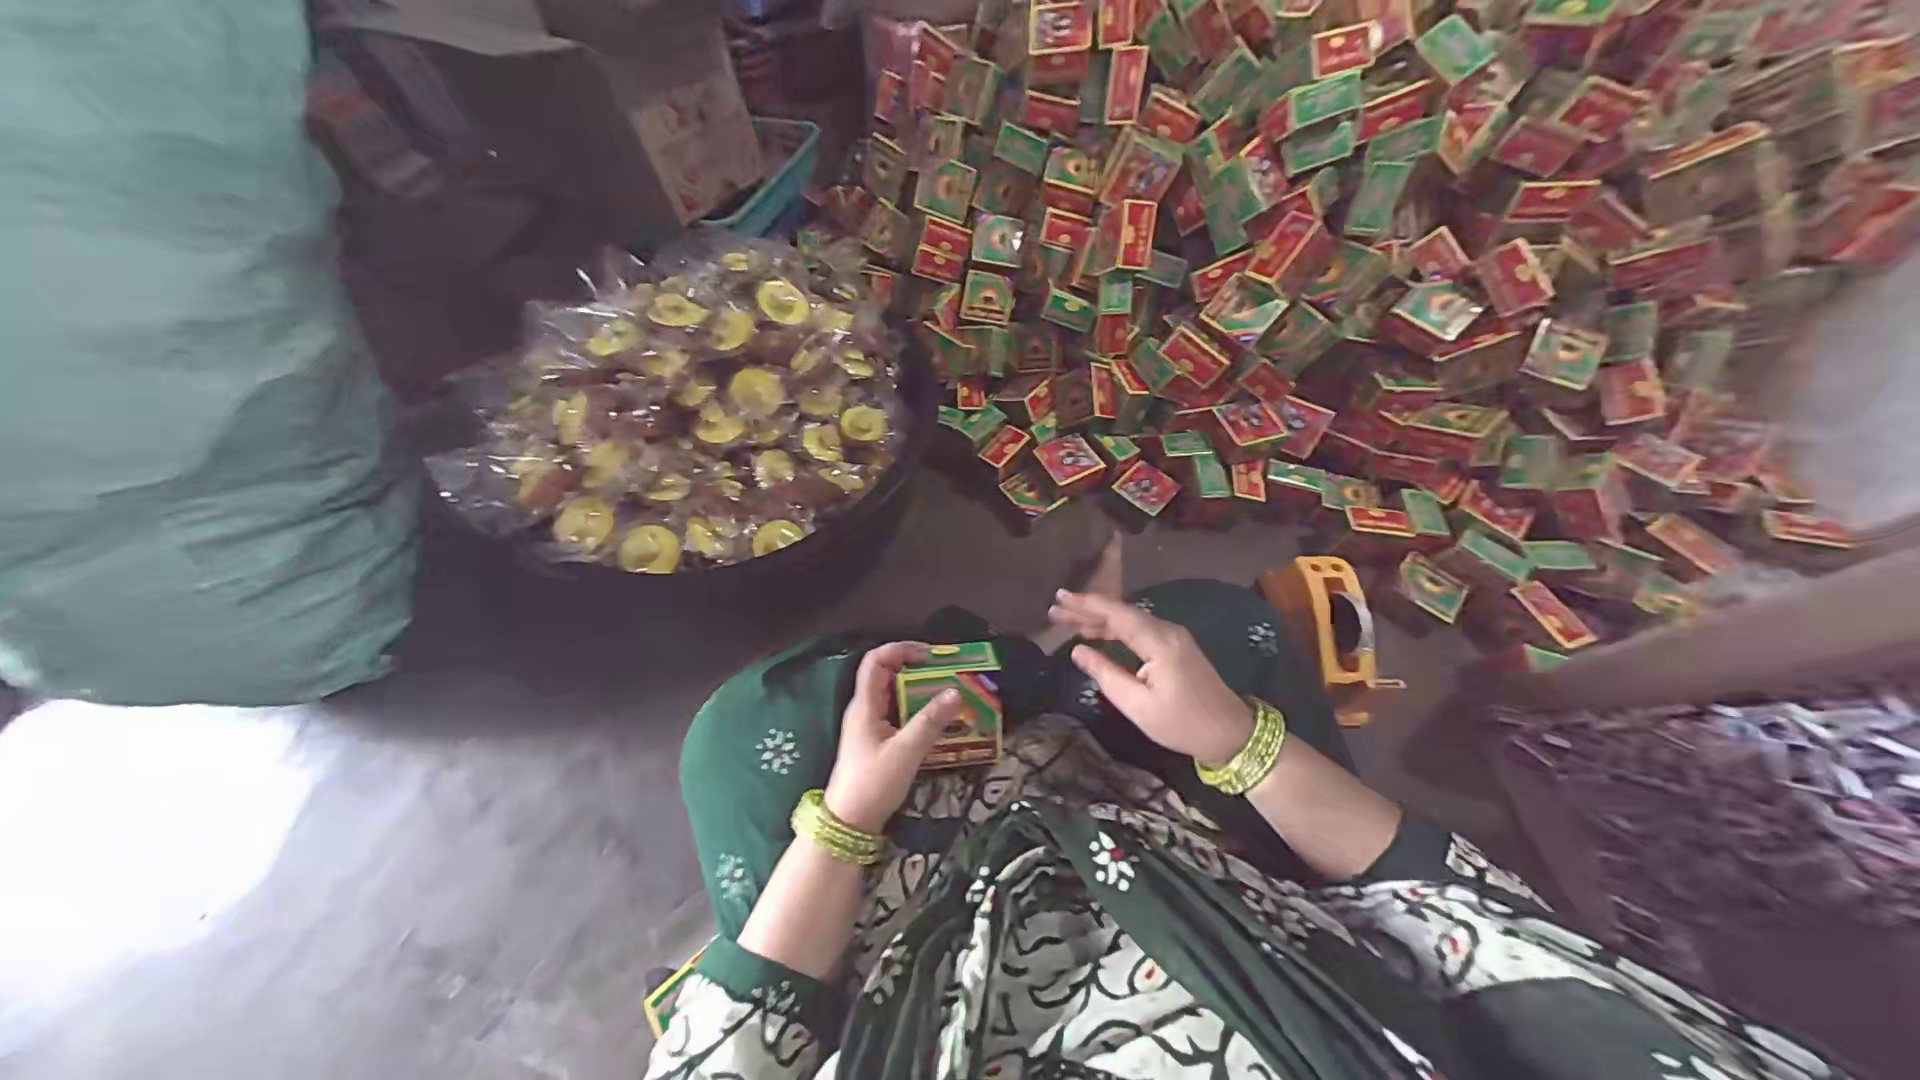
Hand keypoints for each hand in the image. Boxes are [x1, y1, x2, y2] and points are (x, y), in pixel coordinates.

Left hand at [822, 643, 963, 833]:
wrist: (848, 824)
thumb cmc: (872, 784)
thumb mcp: (905, 752)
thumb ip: (930, 722)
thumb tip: (956, 692)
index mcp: (865, 705)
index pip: (876, 661)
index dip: (901, 650)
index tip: (930, 655)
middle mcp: (865, 709)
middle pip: (887, 674)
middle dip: (916, 668)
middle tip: (946, 672)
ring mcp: (869, 725)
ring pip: (894, 695)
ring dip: (919, 689)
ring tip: (947, 692)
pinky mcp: (876, 741)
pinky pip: (897, 714)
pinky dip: (917, 709)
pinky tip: (937, 719)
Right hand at [1049, 590, 1252, 766]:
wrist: (1230, 734)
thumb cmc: (1182, 724)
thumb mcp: (1138, 705)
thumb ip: (1105, 674)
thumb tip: (1077, 651)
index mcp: (1159, 642)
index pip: (1117, 614)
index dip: (1087, 604)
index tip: (1060, 597)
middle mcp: (1167, 631)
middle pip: (1121, 612)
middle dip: (1087, 609)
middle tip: (1055, 608)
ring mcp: (1173, 637)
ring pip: (1129, 619)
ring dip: (1098, 619)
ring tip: (1067, 619)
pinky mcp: (1174, 646)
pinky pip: (1138, 629)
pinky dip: (1114, 628)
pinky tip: (1095, 633)